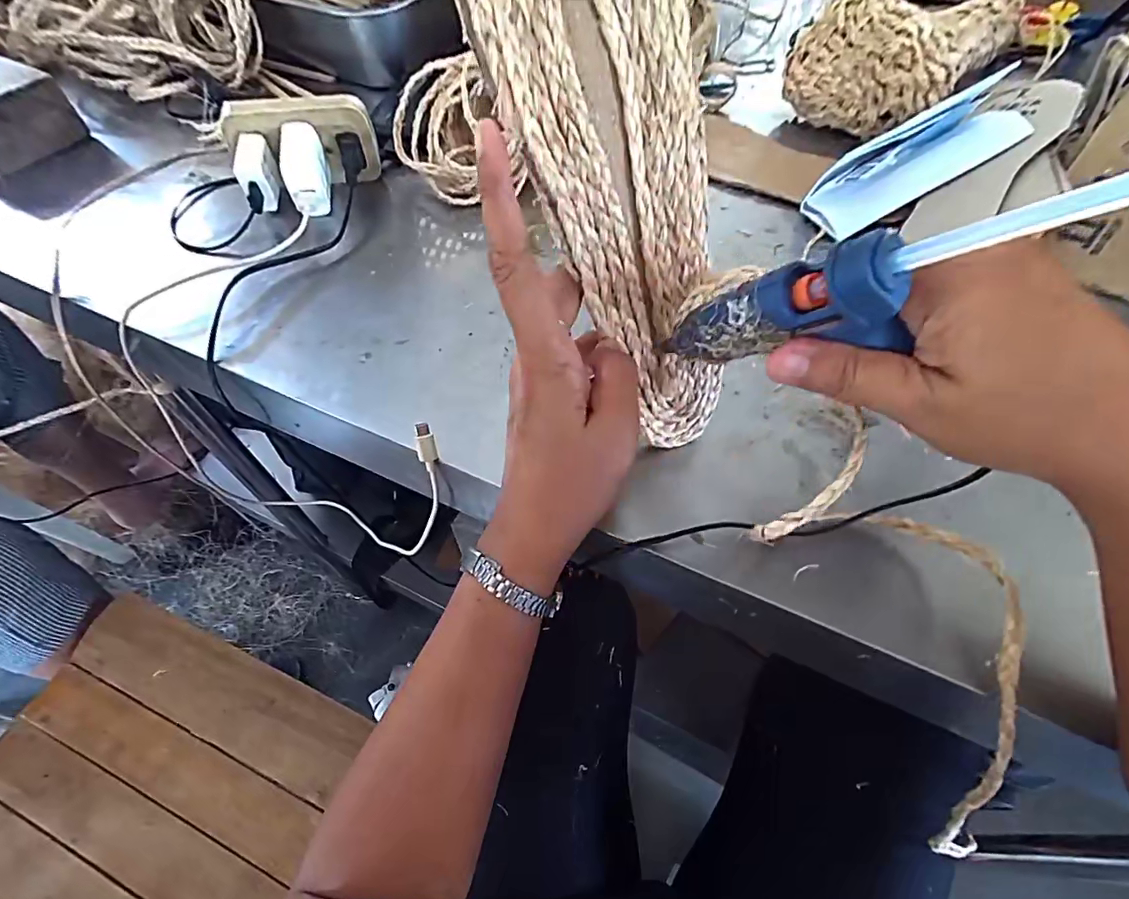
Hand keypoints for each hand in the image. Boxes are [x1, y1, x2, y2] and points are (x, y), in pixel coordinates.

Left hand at [473, 118, 638, 594]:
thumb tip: (610, 340)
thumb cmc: (571, 485)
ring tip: (637, 326)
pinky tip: (622, 366)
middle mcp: (529, 355)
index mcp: (544, 358)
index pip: (515, 264)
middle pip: (548, 286)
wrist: (531, 530)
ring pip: (562, 320)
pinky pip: (567, 348)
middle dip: (583, 271)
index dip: (500, 198)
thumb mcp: (616, 431)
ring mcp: (530, 373)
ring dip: (595, 315)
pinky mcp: (538, 391)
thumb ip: (620, 373)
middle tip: (621, 256)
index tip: (491, 138)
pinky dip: (593, 344)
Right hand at [763, 239, 1128, 493]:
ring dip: (887, 326)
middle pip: (875, 269)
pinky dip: (921, 321)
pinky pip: (942, 284)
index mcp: (943, 263)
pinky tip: (938, 362)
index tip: (782, 345)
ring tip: (910, 377)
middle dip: (851, 321)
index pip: (845, 267)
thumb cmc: (1022, 415)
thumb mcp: (918, 402)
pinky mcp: (1014, 270)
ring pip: (906, 280)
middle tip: (861, 377)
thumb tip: (776, 358)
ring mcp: (998, 253)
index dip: (808, 305)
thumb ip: (844, 373)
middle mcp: (970, 241)